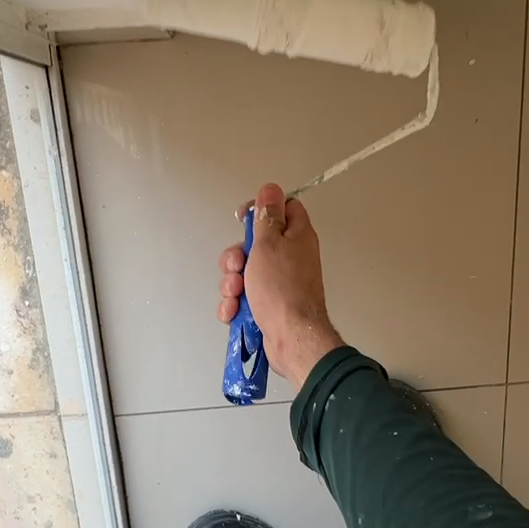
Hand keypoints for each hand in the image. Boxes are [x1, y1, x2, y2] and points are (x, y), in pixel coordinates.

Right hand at [216, 182, 342, 382]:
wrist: (291, 338)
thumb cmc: (281, 288)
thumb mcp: (269, 244)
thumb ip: (267, 216)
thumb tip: (270, 189)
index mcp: (297, 236)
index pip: (283, 208)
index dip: (261, 210)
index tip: (243, 219)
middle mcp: (290, 258)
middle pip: (255, 244)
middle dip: (236, 257)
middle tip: (237, 267)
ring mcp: (279, 284)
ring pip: (244, 274)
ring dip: (231, 284)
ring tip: (235, 295)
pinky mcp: (268, 307)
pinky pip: (243, 299)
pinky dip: (235, 305)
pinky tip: (233, 312)